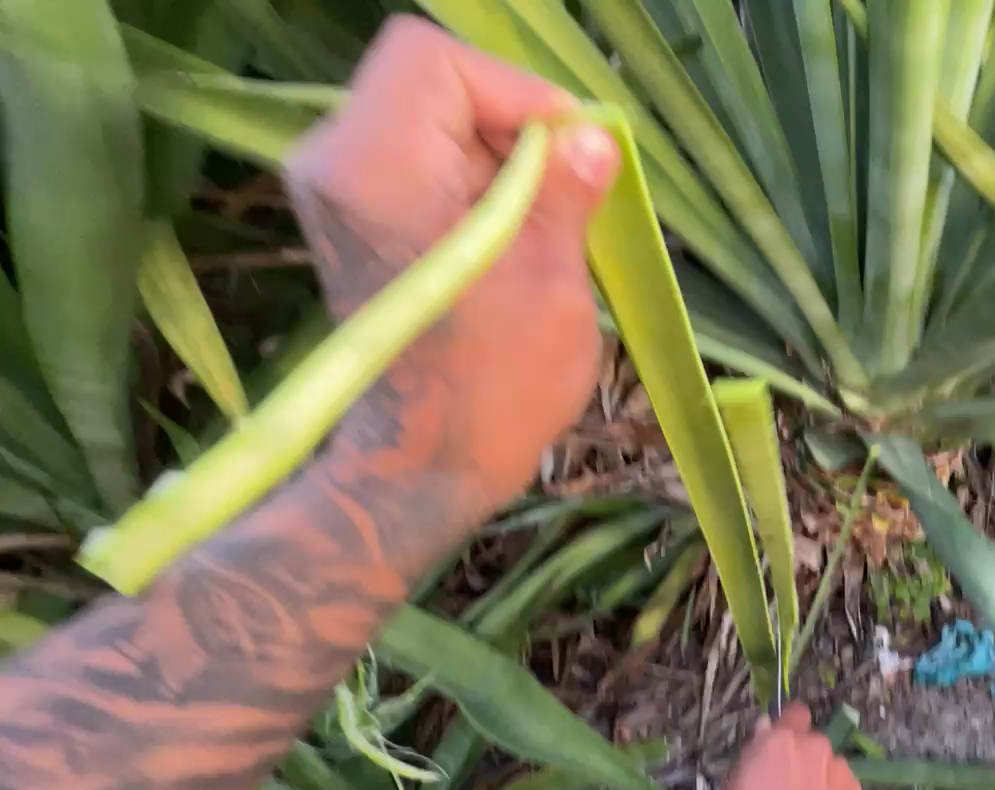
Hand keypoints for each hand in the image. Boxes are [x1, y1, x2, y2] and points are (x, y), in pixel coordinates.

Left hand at [285, 17, 616, 514]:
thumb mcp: (551, 284)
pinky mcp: (364, 224)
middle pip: (433, 90)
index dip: (516, 93)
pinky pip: (427, 168)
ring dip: (507, 163)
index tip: (577, 151)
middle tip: (578, 192)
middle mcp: (341, 163)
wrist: (433, 460)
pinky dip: (483, 188)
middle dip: (517, 130)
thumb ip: (564, 196)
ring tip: (558, 225)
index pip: (434, 62)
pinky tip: (523, 240)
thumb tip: (592, 137)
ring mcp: (346, 194)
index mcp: (378, 167)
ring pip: (435, 127)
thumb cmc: (499, 382)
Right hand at [725, 704, 863, 789]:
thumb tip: (764, 733)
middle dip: (800, 758)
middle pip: (809, 741)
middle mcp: (813, 744)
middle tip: (787, 789)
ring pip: (826, 763)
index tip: (778, 749)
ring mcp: (838, 765)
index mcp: (778, 741)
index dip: (787, 728)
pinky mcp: (856, 788)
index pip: (792, 713)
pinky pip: (840, 783)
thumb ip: (752, 759)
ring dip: (818, 777)